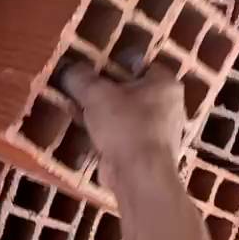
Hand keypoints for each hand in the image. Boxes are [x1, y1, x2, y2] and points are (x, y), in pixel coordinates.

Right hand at [61, 63, 185, 181]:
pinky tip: (89, 137)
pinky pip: (125, 137)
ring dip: (105, 116)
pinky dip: (108, 136)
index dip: (115, 64)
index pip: (141, 65)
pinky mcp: (149, 155)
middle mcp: (170, 107)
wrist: (138, 175)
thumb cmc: (124, 125)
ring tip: (80, 114)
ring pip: (127, 116)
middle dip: (107, 93)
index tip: (93, 71)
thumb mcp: (96, 94)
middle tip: (82, 93)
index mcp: (166, 85)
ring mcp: (161, 133)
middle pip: (132, 92)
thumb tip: (68, 68)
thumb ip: (80, 78)